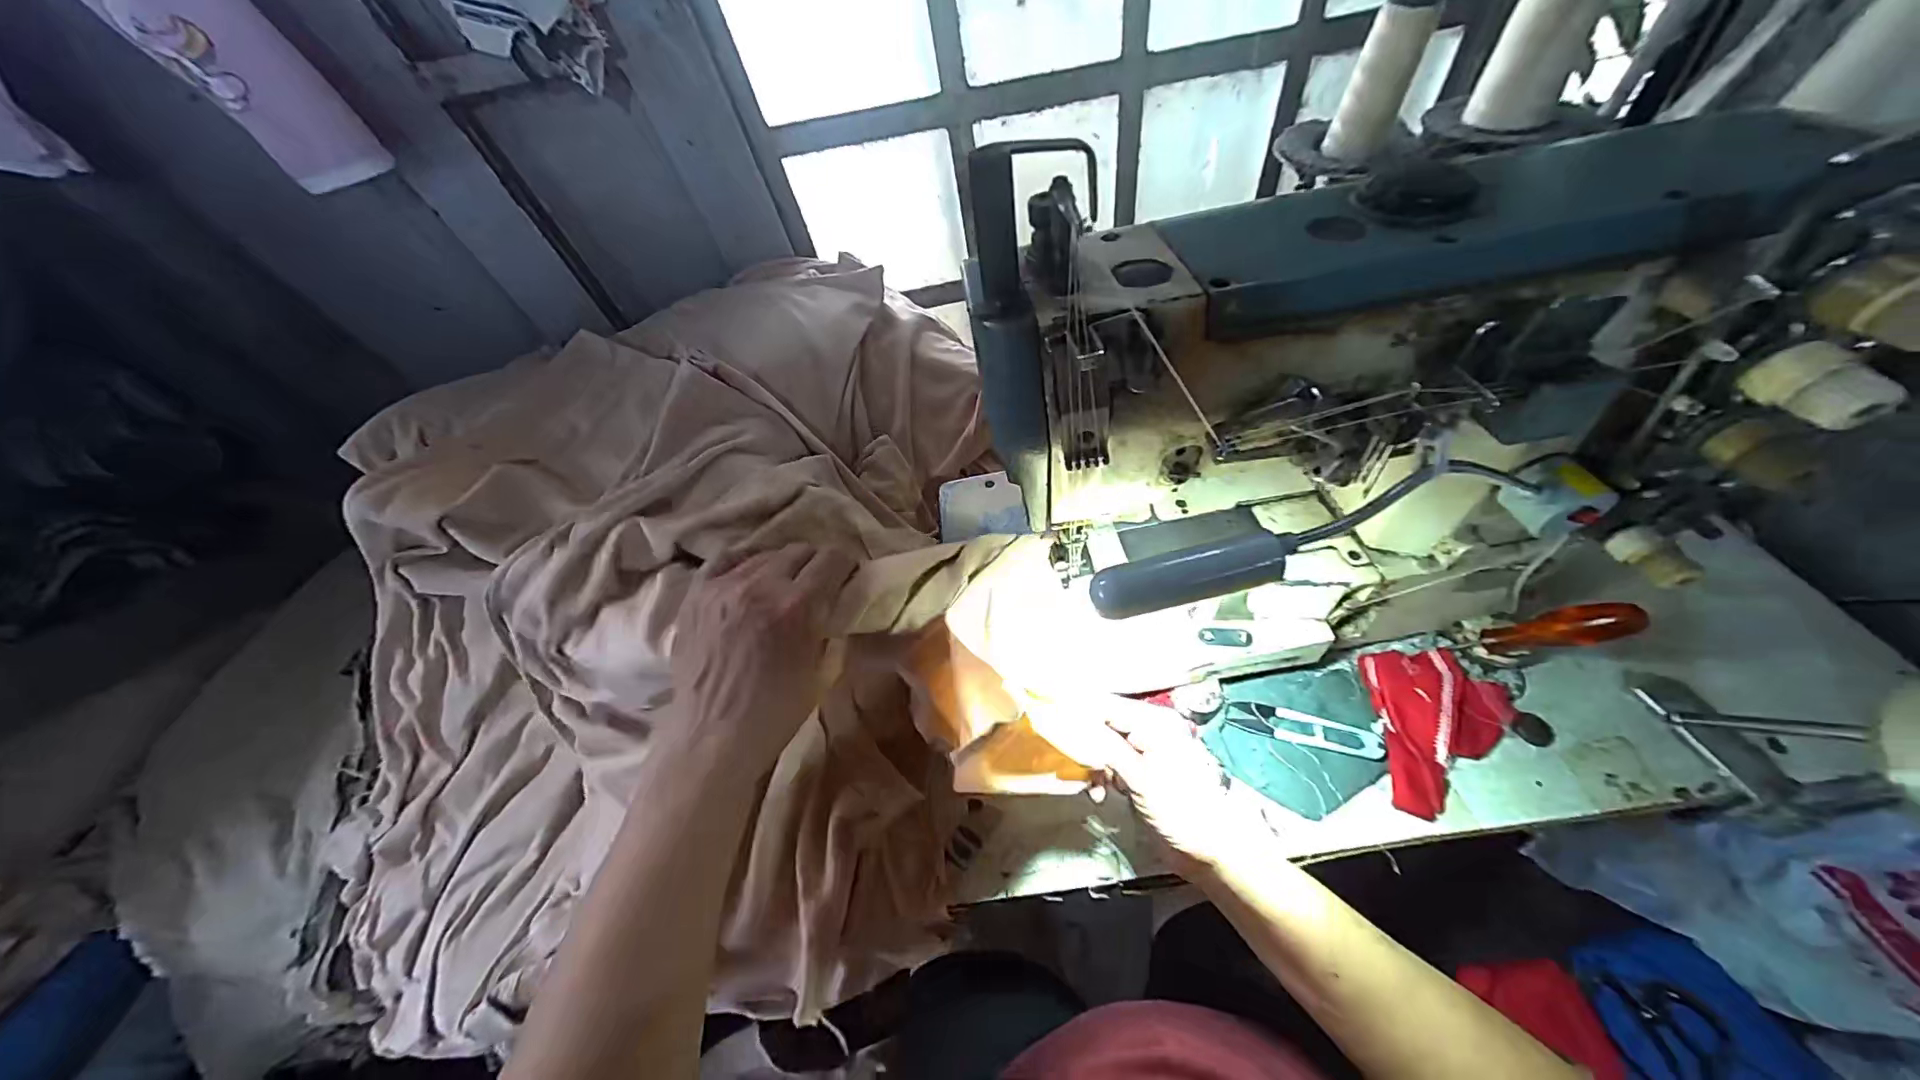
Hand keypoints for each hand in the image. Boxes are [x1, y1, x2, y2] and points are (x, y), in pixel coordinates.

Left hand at [667, 543, 858, 776]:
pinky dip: (746, 561)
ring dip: (783, 565)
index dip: (847, 566)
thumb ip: (835, 627)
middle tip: (821, 584)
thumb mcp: (825, 671)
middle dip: (817, 563)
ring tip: (785, 585)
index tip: (848, 578)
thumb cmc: (776, 711)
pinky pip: (727, 559)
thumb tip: (842, 601)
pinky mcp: (697, 593)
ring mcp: (723, 586)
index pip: (832, 559)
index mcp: (797, 606)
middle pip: (801, 550)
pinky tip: (753, 573)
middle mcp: (760, 585)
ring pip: (765, 553)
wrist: (713, 734)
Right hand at [1026, 693, 1289, 875]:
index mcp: (1152, 722)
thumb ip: (1104, 746)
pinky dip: (1100, 775)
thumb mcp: (1140, 778)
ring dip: (1089, 762)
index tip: (1040, 709)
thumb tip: (1069, 721)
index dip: (1071, 706)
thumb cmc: (1181, 812)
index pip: (1102, 704)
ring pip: (1101, 743)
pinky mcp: (1140, 771)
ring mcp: (1144, 750)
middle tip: (1062, 756)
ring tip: (1092, 785)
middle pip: (1100, 721)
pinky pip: (1109, 761)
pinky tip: (1100, 794)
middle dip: (1079, 738)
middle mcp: (1147, 729)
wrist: (1211, 853)